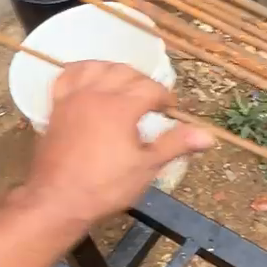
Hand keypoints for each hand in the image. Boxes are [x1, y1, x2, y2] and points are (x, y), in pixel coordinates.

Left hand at [19, 61, 213, 225]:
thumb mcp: (146, 167)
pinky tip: (89, 79)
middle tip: (152, 101)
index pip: (151, 88)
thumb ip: (175, 144)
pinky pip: (68, 76)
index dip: (165, 98)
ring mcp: (73, 98)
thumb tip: (209, 135)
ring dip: (115, 71)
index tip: (170, 111)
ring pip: (97, 67)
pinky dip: (82, 71)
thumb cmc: (106, 186)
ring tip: (125, 87)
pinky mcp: (56, 106)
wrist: (58, 200)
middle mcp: (97, 93)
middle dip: (143, 82)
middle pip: (126, 72)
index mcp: (122, 106)